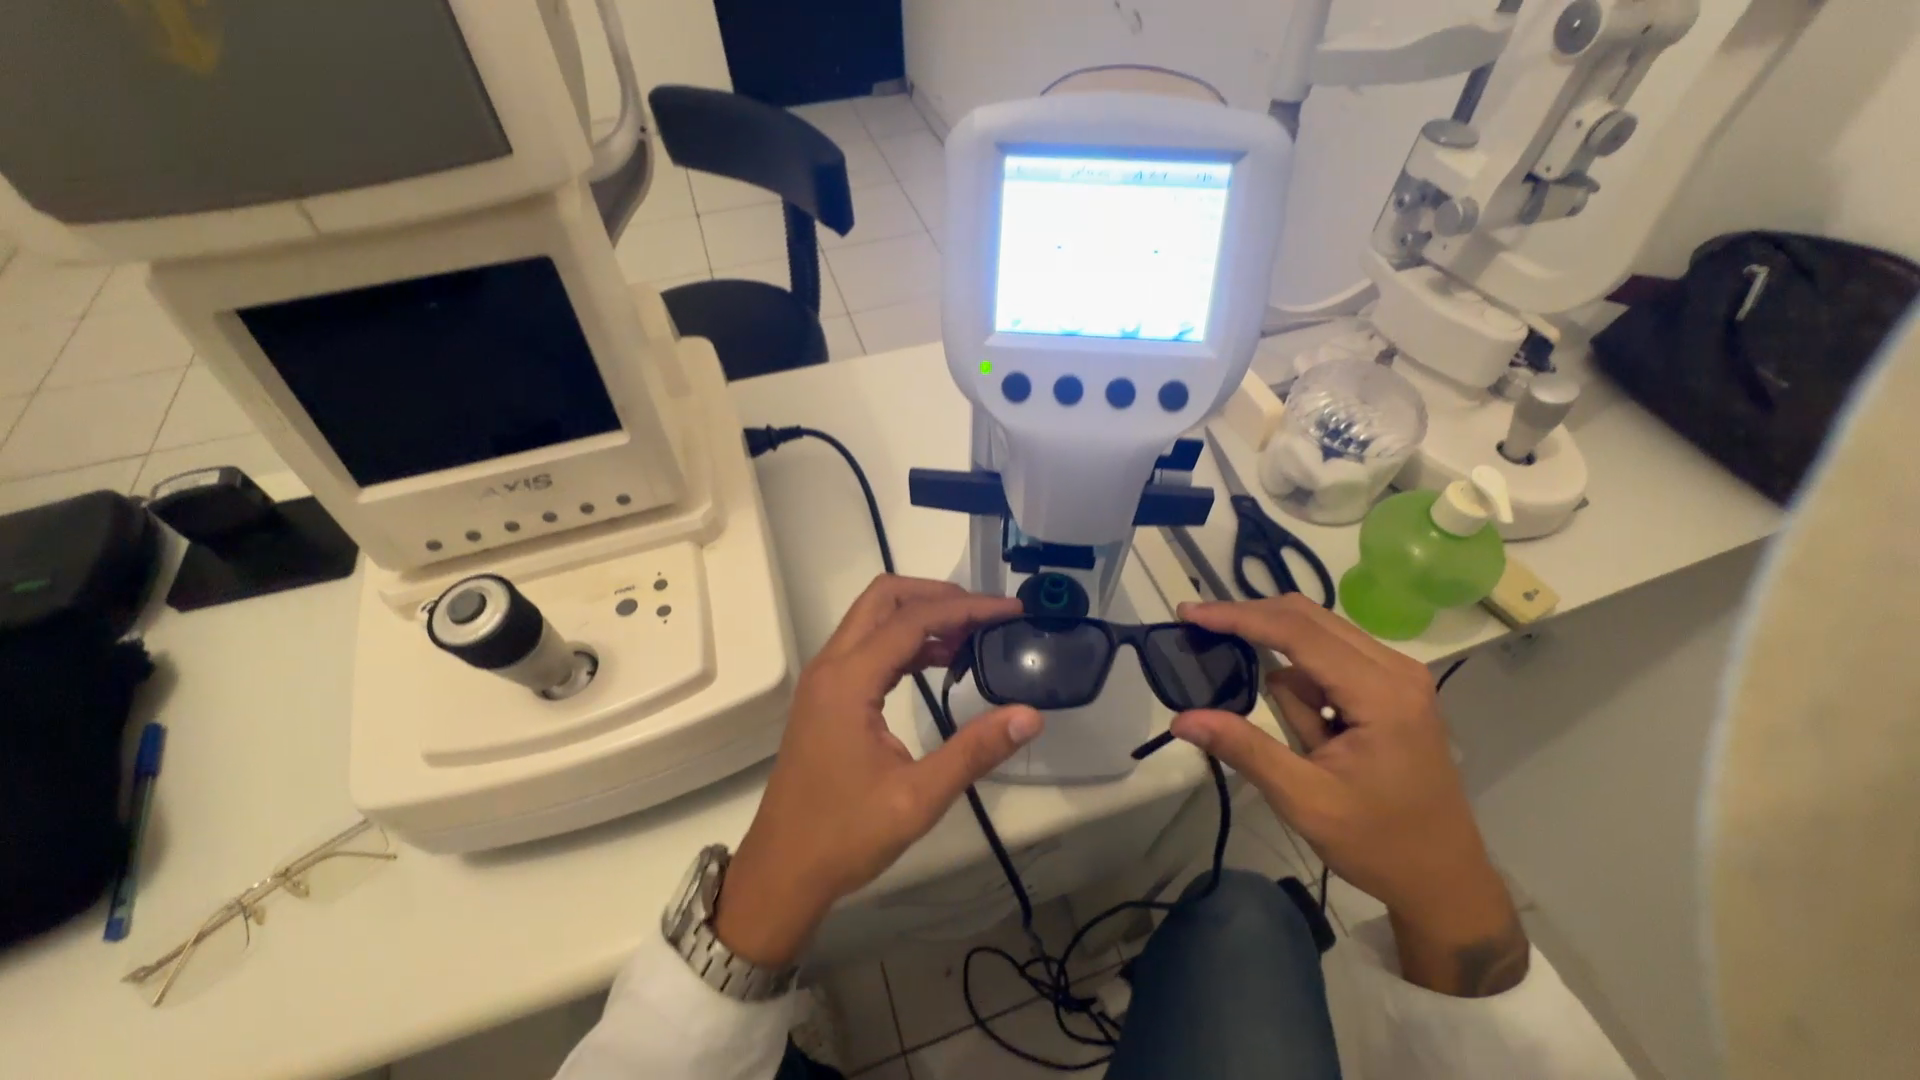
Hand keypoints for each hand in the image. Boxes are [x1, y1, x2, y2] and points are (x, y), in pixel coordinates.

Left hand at [712, 576, 1042, 968]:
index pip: (913, 620)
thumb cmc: (844, 836)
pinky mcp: (826, 698)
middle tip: (986, 615)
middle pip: (884, 599)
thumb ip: (974, 751)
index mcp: (848, 681)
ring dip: (920, 617)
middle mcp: (830, 667)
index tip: (1010, 611)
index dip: (966, 609)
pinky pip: (867, 648)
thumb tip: (1029, 715)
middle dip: (938, 596)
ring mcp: (824, 681)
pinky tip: (939, 665)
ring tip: (972, 638)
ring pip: (873, 620)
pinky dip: (904, 643)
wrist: (782, 871)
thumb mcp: (917, 798)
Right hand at [1169, 595, 1528, 996]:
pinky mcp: (1394, 689)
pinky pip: (1333, 663)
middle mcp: (1396, 669)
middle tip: (1201, 634)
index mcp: (1380, 692)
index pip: (1297, 632)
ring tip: (1304, 745)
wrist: (1445, 879)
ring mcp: (1399, 676)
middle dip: (1252, 624)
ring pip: (1318, 639)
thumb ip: (1245, 749)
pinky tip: (1316, 737)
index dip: (1238, 617)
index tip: (1189, 613)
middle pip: (1308, 618)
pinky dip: (1306, 685)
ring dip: (1288, 674)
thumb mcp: (1304, 800)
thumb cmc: (1378, 842)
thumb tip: (1182, 719)